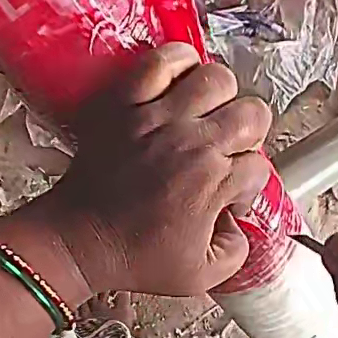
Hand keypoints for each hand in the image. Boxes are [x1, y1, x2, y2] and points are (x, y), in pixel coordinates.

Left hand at [32, 43, 273, 296]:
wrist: (78, 241)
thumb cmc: (134, 258)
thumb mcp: (200, 276)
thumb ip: (236, 250)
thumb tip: (239, 222)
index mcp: (212, 182)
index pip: (258, 167)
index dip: (249, 186)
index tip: (230, 199)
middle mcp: (191, 141)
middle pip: (251, 114)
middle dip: (249, 137)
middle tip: (227, 153)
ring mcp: (156, 117)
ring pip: (216, 79)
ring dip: (222, 98)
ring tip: (208, 116)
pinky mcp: (124, 104)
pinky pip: (158, 62)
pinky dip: (176, 62)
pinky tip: (182, 80)